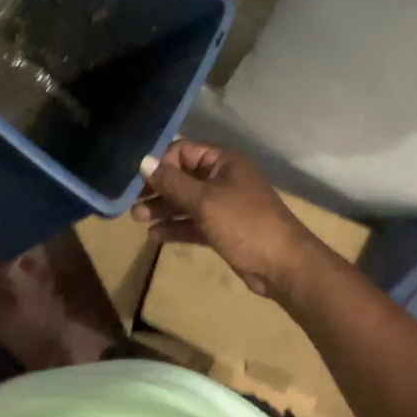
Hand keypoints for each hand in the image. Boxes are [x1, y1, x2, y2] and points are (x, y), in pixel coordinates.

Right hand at [134, 141, 321, 298]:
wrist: (283, 265)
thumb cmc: (244, 223)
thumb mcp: (205, 201)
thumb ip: (172, 182)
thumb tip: (143, 161)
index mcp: (223, 161)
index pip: (183, 151)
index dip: (161, 164)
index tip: (138, 180)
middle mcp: (222, 177)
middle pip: (183, 176)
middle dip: (158, 188)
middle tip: (132, 202)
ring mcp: (223, 204)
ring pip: (186, 201)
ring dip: (163, 208)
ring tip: (137, 218)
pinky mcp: (223, 229)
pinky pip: (194, 222)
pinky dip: (176, 226)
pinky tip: (155, 235)